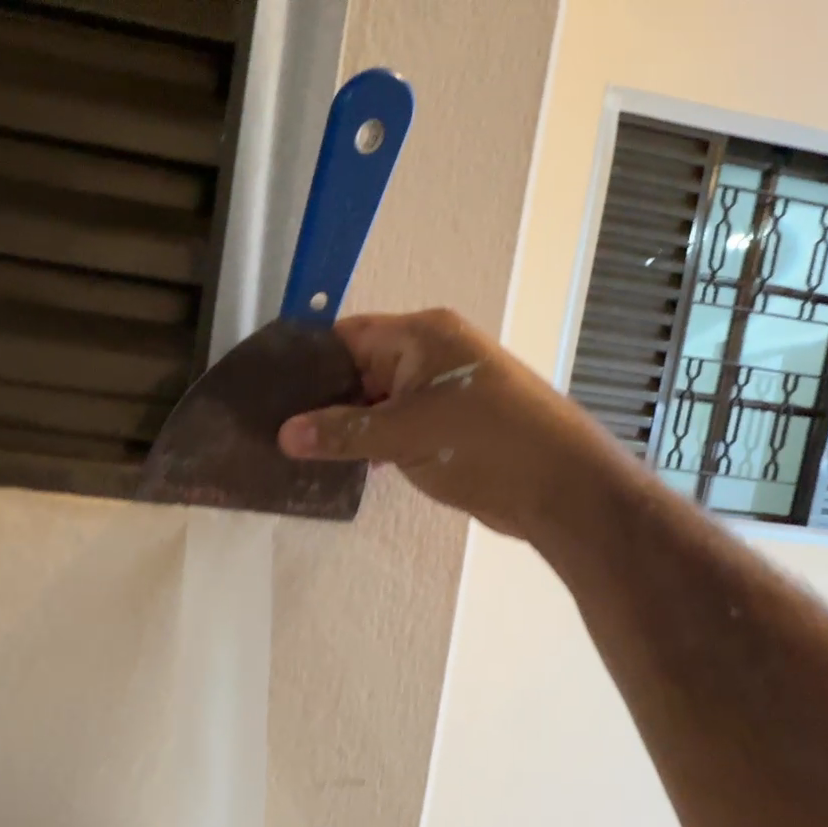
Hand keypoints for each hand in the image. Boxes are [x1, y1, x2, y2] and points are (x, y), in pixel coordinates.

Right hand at [276, 308, 635, 543]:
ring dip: (342, 424)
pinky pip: (392, 424)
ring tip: (294, 448)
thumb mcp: (403, 435)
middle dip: (319, 397)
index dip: (306, 360)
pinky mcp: (445, 425)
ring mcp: (439, 391)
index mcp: (422, 336)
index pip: (346, 336)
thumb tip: (284, 435)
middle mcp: (430, 355)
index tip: (266, 389)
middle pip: (357, 368)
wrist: (561, 489)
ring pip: (373, 401)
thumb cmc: (485, 444)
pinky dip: (367, 441)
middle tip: (272, 425)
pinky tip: (334, 462)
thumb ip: (340, 432)